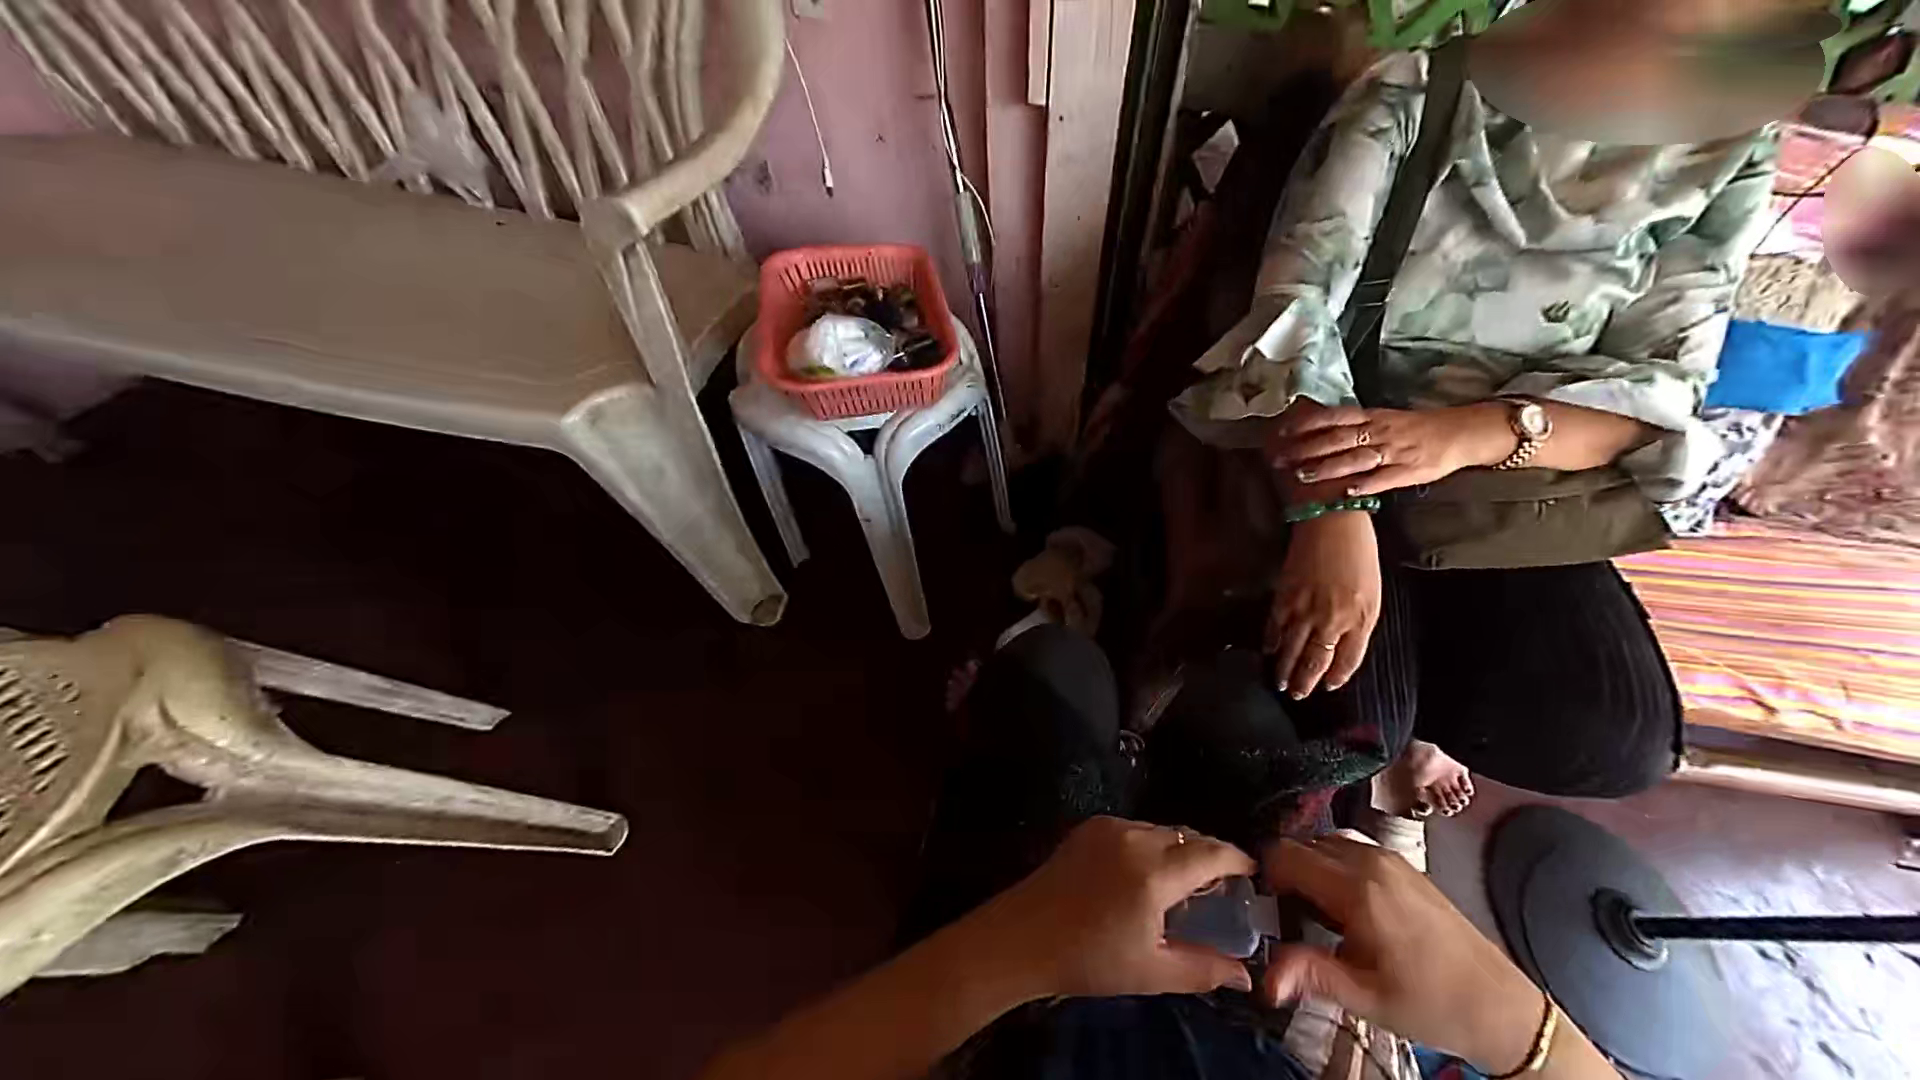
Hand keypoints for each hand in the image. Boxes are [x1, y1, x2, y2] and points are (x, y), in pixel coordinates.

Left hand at [967, 817, 1257, 998]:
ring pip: (1160, 829)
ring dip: (1179, 848)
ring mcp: (1107, 827)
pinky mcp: (1089, 827)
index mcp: (1152, 872)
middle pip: (1186, 835)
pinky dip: (1152, 843)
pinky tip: (1146, 873)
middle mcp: (1133, 838)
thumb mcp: (1151, 971)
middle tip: (1219, 887)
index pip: (1209, 852)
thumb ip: (1203, 968)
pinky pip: (1134, 828)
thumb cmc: (1089, 958)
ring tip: (1182, 883)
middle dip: (1209, 854)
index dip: (1235, 859)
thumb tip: (1243, 974)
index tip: (1252, 871)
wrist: (1024, 936)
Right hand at [1261, 835, 1545, 1072]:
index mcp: (1355, 887)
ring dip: (1307, 867)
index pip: (1283, 854)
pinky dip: (1331, 865)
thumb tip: (1265, 979)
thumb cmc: (1431, 1004)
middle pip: (1299, 845)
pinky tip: (1343, 903)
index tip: (1267, 906)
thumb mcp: (1366, 998)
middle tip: (1288, 915)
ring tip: (1315, 911)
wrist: (1503, 1008)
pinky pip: (1347, 847)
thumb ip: (1311, 974)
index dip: (1265, 876)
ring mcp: (1387, 857)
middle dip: (1284, 873)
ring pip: (1322, 843)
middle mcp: (1368, 860)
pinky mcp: (1400, 862)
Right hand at [1266, 512, 1379, 697]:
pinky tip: (1268, 650)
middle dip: (1305, 681)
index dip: (1336, 676)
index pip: (1346, 660)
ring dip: (1285, 668)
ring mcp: (1305, 610)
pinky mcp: (1284, 596)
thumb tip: (1340, 644)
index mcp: (1359, 620)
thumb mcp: (1372, 593)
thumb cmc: (1359, 555)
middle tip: (1297, 695)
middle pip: (1315, 660)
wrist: (1332, 523)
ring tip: (1280, 682)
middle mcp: (1331, 621)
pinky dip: (1271, 641)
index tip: (1327, 687)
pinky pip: (1275, 626)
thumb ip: (1358, 622)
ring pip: (1292, 648)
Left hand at [1269, 403, 1513, 495]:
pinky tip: (1347, 491)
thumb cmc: (1416, 427)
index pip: (1334, 416)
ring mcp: (1395, 451)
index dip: (1307, 423)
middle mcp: (1380, 432)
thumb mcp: (1384, 418)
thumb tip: (1316, 425)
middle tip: (1279, 459)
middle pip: (1338, 439)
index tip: (1282, 431)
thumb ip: (1353, 424)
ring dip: (1328, 468)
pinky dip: (1366, 484)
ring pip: (1356, 459)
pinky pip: (1385, 479)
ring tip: (1303, 477)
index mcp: (1373, 416)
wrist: (1464, 432)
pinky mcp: (1410, 471)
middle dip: (1307, 449)